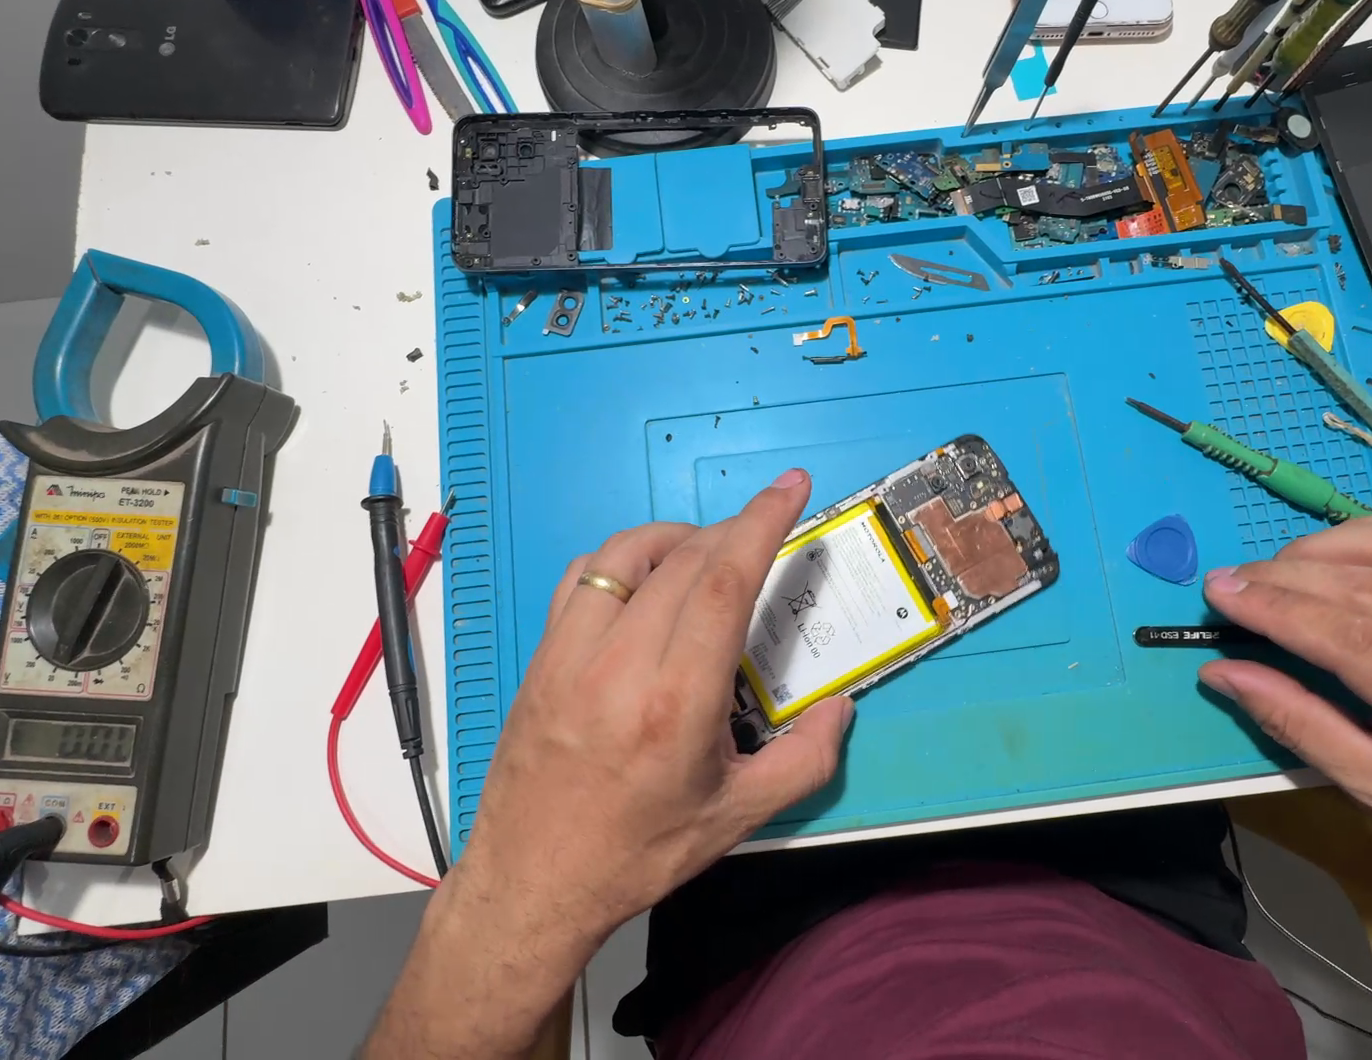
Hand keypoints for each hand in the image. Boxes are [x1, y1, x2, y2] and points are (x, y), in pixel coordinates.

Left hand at [459, 468, 853, 934]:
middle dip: (735, 529)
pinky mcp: (542, 656)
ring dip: (678, 536)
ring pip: (626, 554)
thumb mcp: (737, 818)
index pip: (722, 584)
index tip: (789, 488)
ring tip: (708, 552)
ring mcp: (570, 654)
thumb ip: (804, 761)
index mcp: (675, 702)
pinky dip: (624, 557)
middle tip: (764, 530)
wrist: (532, 882)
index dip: (762, 524)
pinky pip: (582, 576)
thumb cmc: (639, 852)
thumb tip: (839, 708)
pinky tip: (646, 578)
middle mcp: (619, 664)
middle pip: (684, 560)